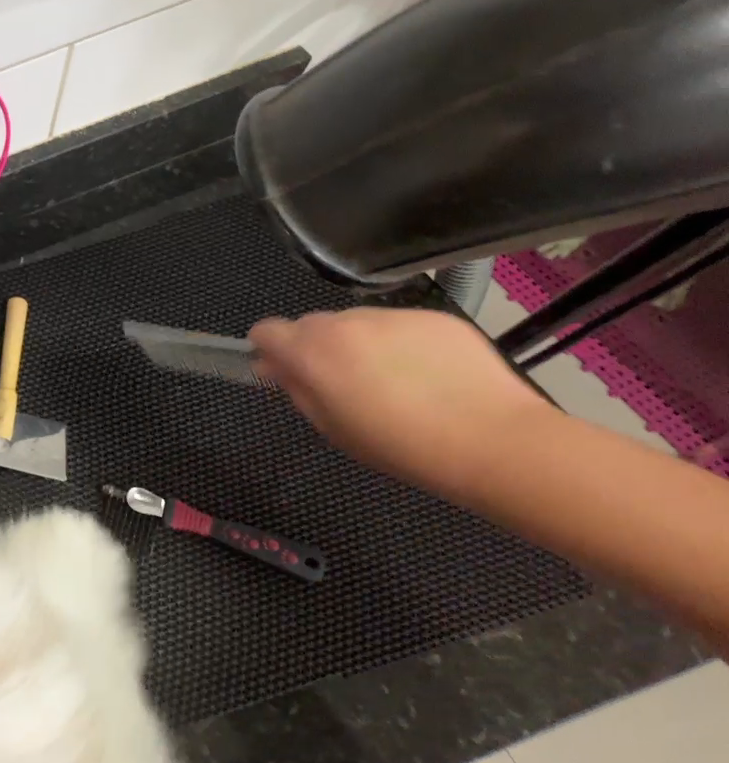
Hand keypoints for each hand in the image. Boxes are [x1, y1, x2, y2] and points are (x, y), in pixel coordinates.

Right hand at [249, 308, 554, 498]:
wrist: (495, 441)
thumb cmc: (400, 446)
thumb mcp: (330, 427)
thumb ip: (296, 389)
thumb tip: (276, 366)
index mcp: (311, 351)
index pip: (266, 329)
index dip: (270, 350)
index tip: (286, 371)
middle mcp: (345, 323)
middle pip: (311, 324)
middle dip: (316, 347)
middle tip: (344, 383)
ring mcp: (392, 316)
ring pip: (357, 323)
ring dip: (359, 343)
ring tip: (395, 381)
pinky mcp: (434, 317)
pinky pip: (400, 325)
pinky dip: (402, 344)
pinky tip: (429, 375)